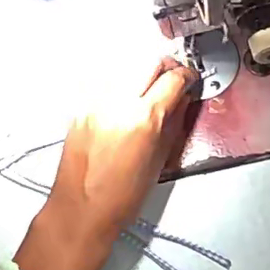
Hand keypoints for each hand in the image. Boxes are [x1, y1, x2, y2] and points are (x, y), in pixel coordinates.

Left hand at [18, 59, 196, 269]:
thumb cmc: (119, 198)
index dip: (187, 75)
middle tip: (172, 76)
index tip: (189, 78)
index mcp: (143, 119)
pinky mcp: (80, 108)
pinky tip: (125, 97)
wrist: (80, 210)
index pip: (173, 79)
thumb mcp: (159, 161)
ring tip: (148, 86)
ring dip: (141, 69)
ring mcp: (95, 103)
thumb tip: (182, 101)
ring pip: (124, 64)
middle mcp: (116, 104)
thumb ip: (174, 123)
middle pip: (147, 59)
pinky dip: (120, 82)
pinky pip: (104, 81)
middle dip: (165, 64)